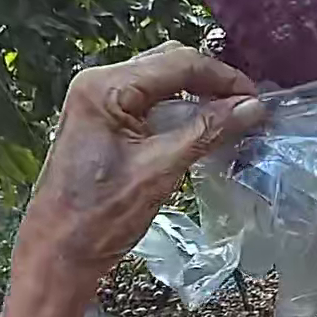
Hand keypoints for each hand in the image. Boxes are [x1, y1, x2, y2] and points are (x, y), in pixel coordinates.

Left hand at [0, 43, 264, 316]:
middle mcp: (101, 83)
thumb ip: (206, 131)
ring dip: (200, 99)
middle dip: (213, 84)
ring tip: (234, 119)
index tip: (257, 100)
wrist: (59, 252)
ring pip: (164, 86)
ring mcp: (101, 103)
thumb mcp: (160, 170)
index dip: (223, 78)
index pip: (178, 64)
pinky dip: (181, 115)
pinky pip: (152, 107)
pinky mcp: (106, 124)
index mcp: (106, 87)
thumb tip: (253, 107)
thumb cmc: (103, 215)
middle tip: (249, 109)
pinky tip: (206, 130)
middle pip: (170, 67)